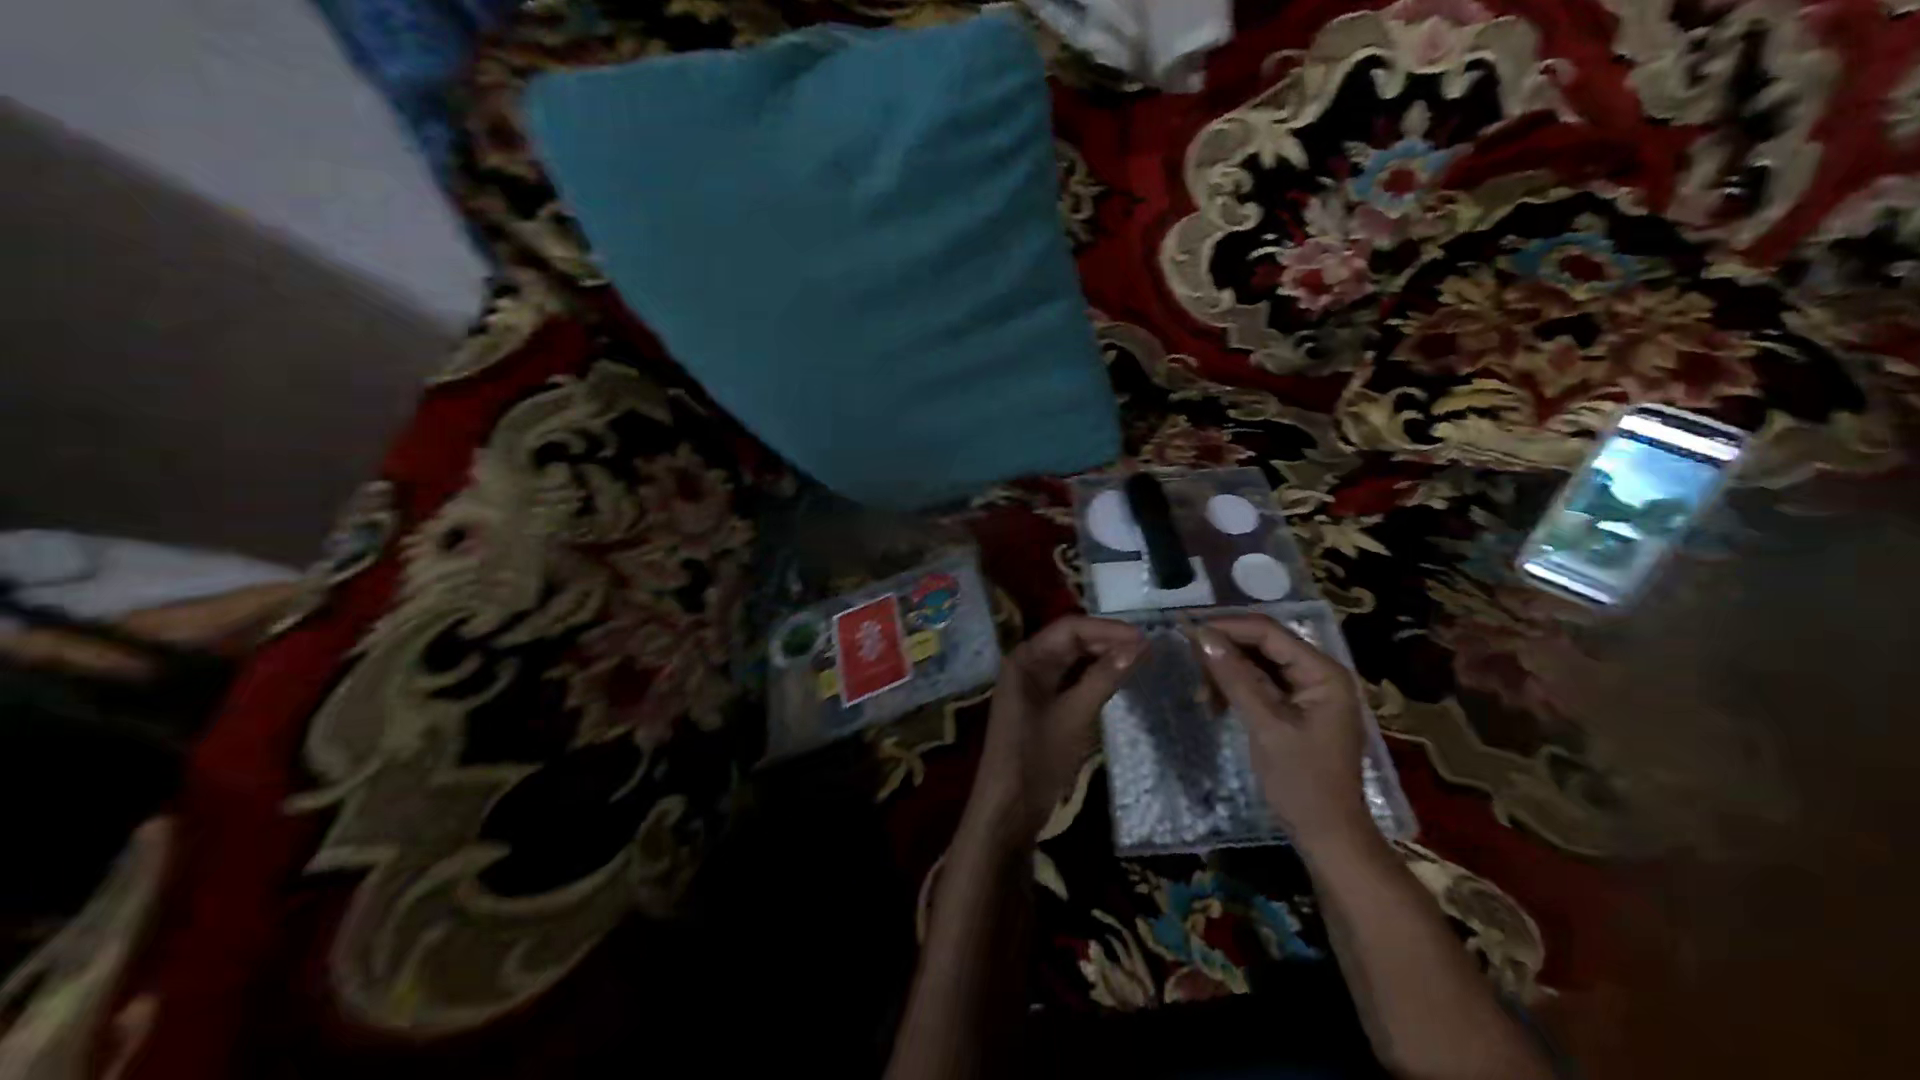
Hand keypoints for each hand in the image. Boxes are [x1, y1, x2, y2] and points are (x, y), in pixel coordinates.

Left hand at [967, 616, 1145, 844]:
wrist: (1008, 809)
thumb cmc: (1037, 758)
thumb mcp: (1075, 715)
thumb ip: (1105, 677)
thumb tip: (1140, 645)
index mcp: (1025, 658)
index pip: (1070, 627)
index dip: (1108, 629)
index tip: (1145, 638)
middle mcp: (1026, 663)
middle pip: (1071, 640)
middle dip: (1108, 641)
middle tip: (1149, 649)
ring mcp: (1032, 684)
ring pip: (1072, 659)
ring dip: (1103, 657)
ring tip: (1141, 661)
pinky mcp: (1041, 704)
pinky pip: (1070, 679)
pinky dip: (1093, 677)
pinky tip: (1119, 680)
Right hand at [1183, 615, 1373, 853]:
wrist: (1327, 833)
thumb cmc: (1302, 782)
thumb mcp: (1265, 726)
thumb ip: (1235, 678)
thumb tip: (1202, 636)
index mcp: (1324, 672)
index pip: (1269, 632)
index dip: (1228, 627)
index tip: (1187, 631)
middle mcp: (1319, 673)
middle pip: (1264, 644)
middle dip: (1225, 650)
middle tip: (1188, 661)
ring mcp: (1308, 690)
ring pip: (1258, 663)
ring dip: (1226, 672)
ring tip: (1202, 693)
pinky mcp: (1296, 706)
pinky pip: (1260, 683)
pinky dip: (1235, 688)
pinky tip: (1215, 704)